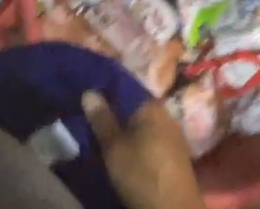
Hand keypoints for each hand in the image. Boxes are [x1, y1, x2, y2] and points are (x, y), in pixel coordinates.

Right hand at [83, 91, 203, 208]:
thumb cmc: (143, 175)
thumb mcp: (114, 147)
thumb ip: (101, 119)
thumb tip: (90, 91)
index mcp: (152, 107)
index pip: (124, 86)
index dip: (104, 88)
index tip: (85, 91)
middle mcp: (165, 117)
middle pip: (133, 107)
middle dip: (112, 110)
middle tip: (88, 113)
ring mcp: (173, 138)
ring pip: (141, 125)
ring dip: (123, 128)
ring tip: (100, 131)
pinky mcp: (174, 158)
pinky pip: (149, 140)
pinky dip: (134, 141)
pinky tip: (120, 148)